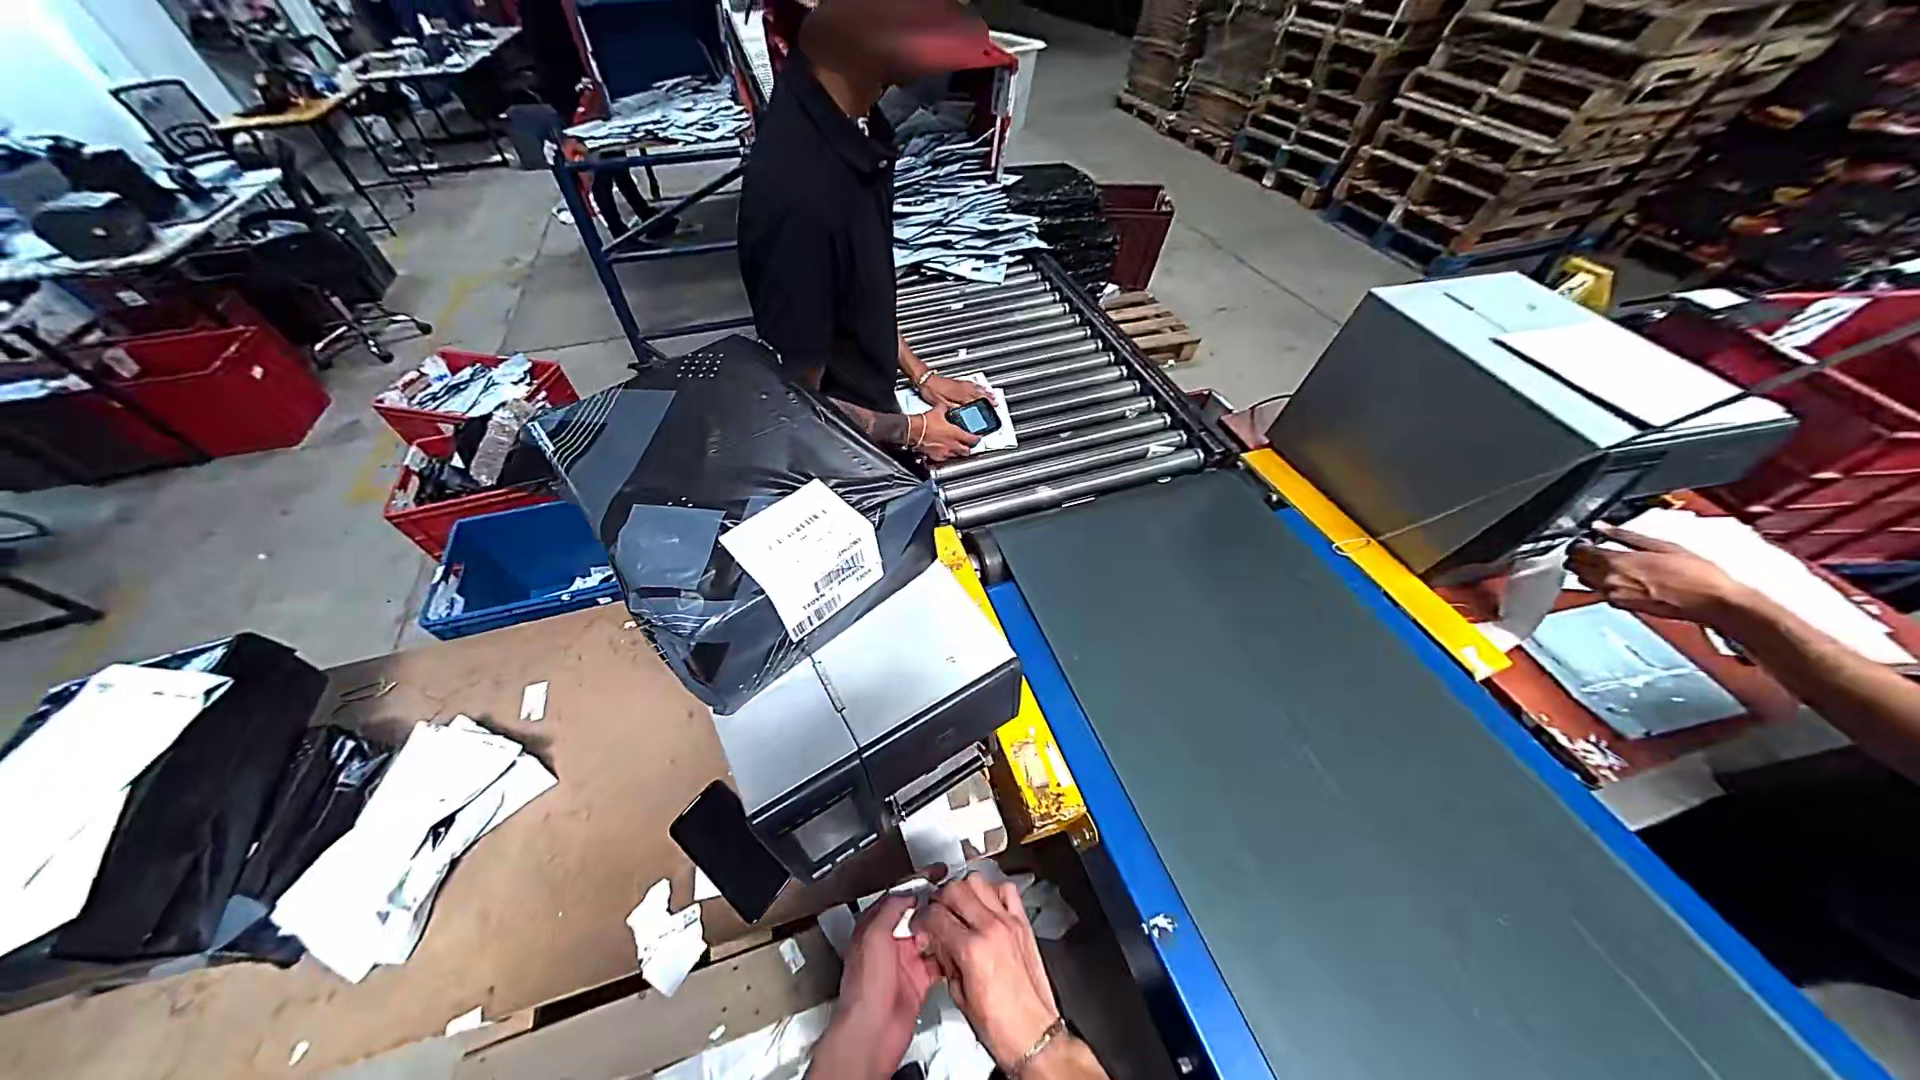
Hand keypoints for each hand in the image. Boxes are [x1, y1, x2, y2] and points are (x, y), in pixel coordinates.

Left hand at [812, 894, 938, 1078]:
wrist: (871, 1033)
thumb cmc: (864, 990)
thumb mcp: (874, 936)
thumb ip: (890, 909)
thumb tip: (907, 893)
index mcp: (874, 928)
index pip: (898, 896)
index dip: (917, 883)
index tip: (935, 873)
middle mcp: (888, 943)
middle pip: (916, 915)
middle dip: (933, 905)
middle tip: (952, 896)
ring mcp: (904, 962)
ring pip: (929, 936)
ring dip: (942, 929)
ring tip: (956, 920)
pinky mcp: (918, 982)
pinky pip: (938, 963)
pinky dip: (948, 956)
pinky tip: (956, 949)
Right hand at [915, 411, 980, 461]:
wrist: (914, 431)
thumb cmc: (925, 422)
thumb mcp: (938, 411)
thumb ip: (945, 409)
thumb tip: (945, 406)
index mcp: (955, 433)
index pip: (972, 439)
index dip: (977, 439)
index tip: (978, 437)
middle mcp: (952, 444)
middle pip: (966, 451)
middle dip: (969, 448)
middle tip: (969, 445)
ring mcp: (944, 452)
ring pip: (956, 456)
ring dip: (958, 453)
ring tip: (957, 449)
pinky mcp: (936, 456)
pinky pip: (944, 459)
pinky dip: (946, 456)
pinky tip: (944, 452)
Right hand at [915, 874, 1058, 1069]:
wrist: (1034, 1036)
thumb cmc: (1001, 1027)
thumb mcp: (959, 996)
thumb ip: (945, 960)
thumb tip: (936, 940)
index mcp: (972, 951)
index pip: (935, 915)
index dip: (921, 918)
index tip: (920, 923)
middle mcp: (991, 930)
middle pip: (954, 889)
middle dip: (939, 900)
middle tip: (937, 913)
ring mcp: (1009, 923)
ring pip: (978, 881)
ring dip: (964, 891)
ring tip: (960, 907)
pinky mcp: (1024, 924)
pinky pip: (1007, 890)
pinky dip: (993, 892)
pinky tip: (986, 906)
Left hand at [918, 372, 987, 409]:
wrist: (925, 378)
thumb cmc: (931, 390)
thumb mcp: (942, 403)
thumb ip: (954, 409)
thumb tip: (963, 413)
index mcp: (960, 394)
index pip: (976, 400)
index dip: (985, 404)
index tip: (993, 406)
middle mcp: (962, 388)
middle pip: (979, 393)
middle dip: (988, 397)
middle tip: (996, 401)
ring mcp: (961, 383)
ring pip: (977, 387)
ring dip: (985, 391)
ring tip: (992, 394)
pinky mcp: (958, 381)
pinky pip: (972, 383)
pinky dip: (978, 386)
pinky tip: (979, 386)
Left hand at [1567, 524, 1754, 624]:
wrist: (1713, 602)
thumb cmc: (1695, 573)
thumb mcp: (1662, 546)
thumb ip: (1625, 535)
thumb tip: (1600, 526)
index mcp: (1616, 562)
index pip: (1577, 552)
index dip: (1579, 544)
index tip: (1587, 541)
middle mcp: (1607, 580)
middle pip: (1575, 566)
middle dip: (1579, 558)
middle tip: (1595, 551)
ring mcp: (1612, 595)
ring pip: (1584, 580)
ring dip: (1588, 571)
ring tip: (1608, 565)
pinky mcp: (1620, 606)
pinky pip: (1599, 593)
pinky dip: (1602, 585)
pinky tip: (1621, 580)